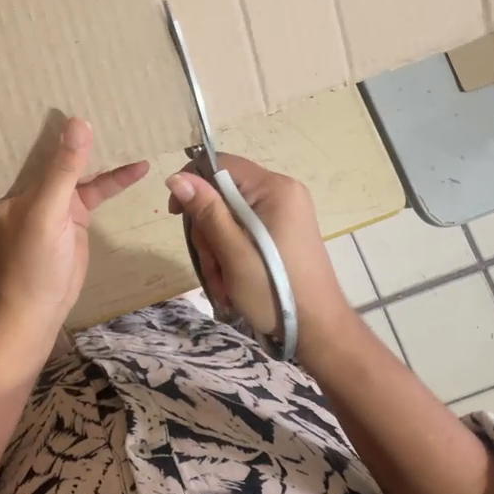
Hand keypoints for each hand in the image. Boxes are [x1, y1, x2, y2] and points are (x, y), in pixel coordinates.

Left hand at [0, 118, 148, 324]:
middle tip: (108, 98)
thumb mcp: (49, 211)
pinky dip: (115, 180)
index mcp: (13, 183)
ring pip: (81, 171)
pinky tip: (138, 167)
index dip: (49, 119)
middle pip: (59, 153)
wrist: (38, 310)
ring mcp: (56, 202)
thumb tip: (78, 122)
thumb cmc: (32, 261)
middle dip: (80, 132)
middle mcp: (32, 187)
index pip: (31, 142)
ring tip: (131, 126)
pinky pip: (96, 191)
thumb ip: (64, 169)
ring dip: (104, 155)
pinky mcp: (74, 217)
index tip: (70, 86)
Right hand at [166, 155, 346, 342]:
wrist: (318, 329)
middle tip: (213, 267)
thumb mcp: (234, 252)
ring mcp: (282, 212)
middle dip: (208, 232)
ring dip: (217, 250)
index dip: (192, 183)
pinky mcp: (280, 230)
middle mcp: (281, 192)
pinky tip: (232, 281)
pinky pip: (242, 230)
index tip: (175, 215)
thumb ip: (206, 211)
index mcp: (275, 189)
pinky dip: (230, 253)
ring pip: (227, 216)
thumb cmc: (275, 290)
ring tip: (223, 283)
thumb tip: (176, 177)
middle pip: (222, 194)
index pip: (221, 164)